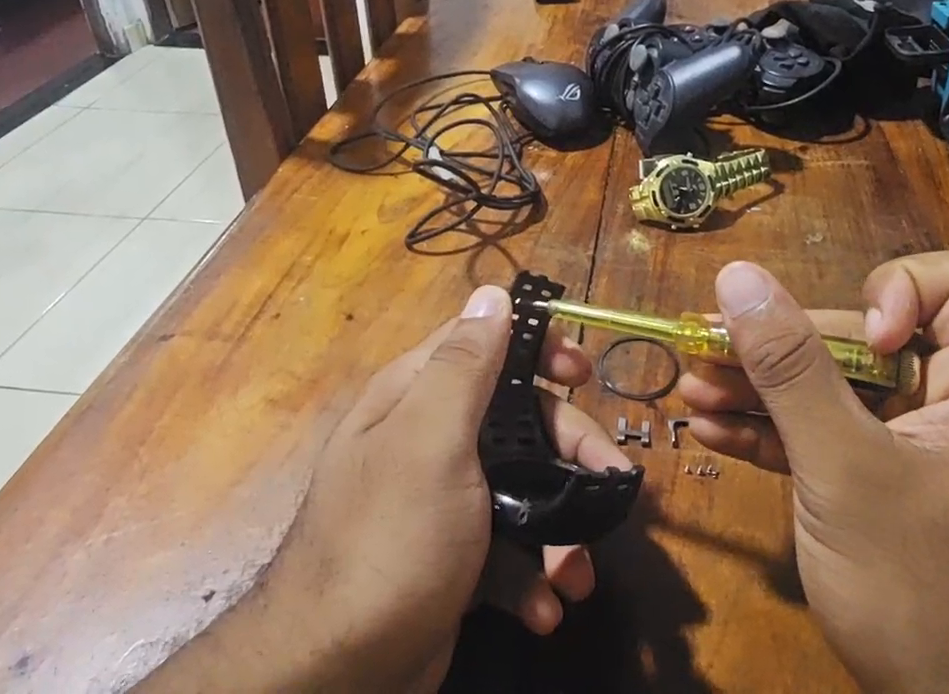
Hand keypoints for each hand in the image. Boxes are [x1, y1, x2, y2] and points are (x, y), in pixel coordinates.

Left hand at [141, 286, 629, 692]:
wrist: (337, 671)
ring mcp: (442, 502)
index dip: (537, 347)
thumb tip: (493, 291)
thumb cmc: (391, 539)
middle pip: (518, 419)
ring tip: (578, 572)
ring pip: (523, 487)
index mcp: (416, 397)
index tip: (582, 373)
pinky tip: (544, 605)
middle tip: (611, 477)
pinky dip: (532, 575)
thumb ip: (464, 366)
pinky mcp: (454, 558)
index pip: (483, 341)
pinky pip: (508, 547)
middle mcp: (428, 438)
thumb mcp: (430, 441)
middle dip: (572, 449)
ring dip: (561, 527)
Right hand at [679, 255, 948, 693]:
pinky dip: (779, 431)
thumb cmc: (918, 587)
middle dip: (785, 345)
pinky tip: (715, 431)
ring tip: (694, 389)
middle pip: (866, 336)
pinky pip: (832, 433)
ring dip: (765, 388)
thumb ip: (790, 369)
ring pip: (838, 387)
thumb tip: (738, 276)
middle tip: (710, 349)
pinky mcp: (888, 482)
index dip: (890, 292)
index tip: (852, 339)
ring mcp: (921, 444)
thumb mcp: (845, 468)